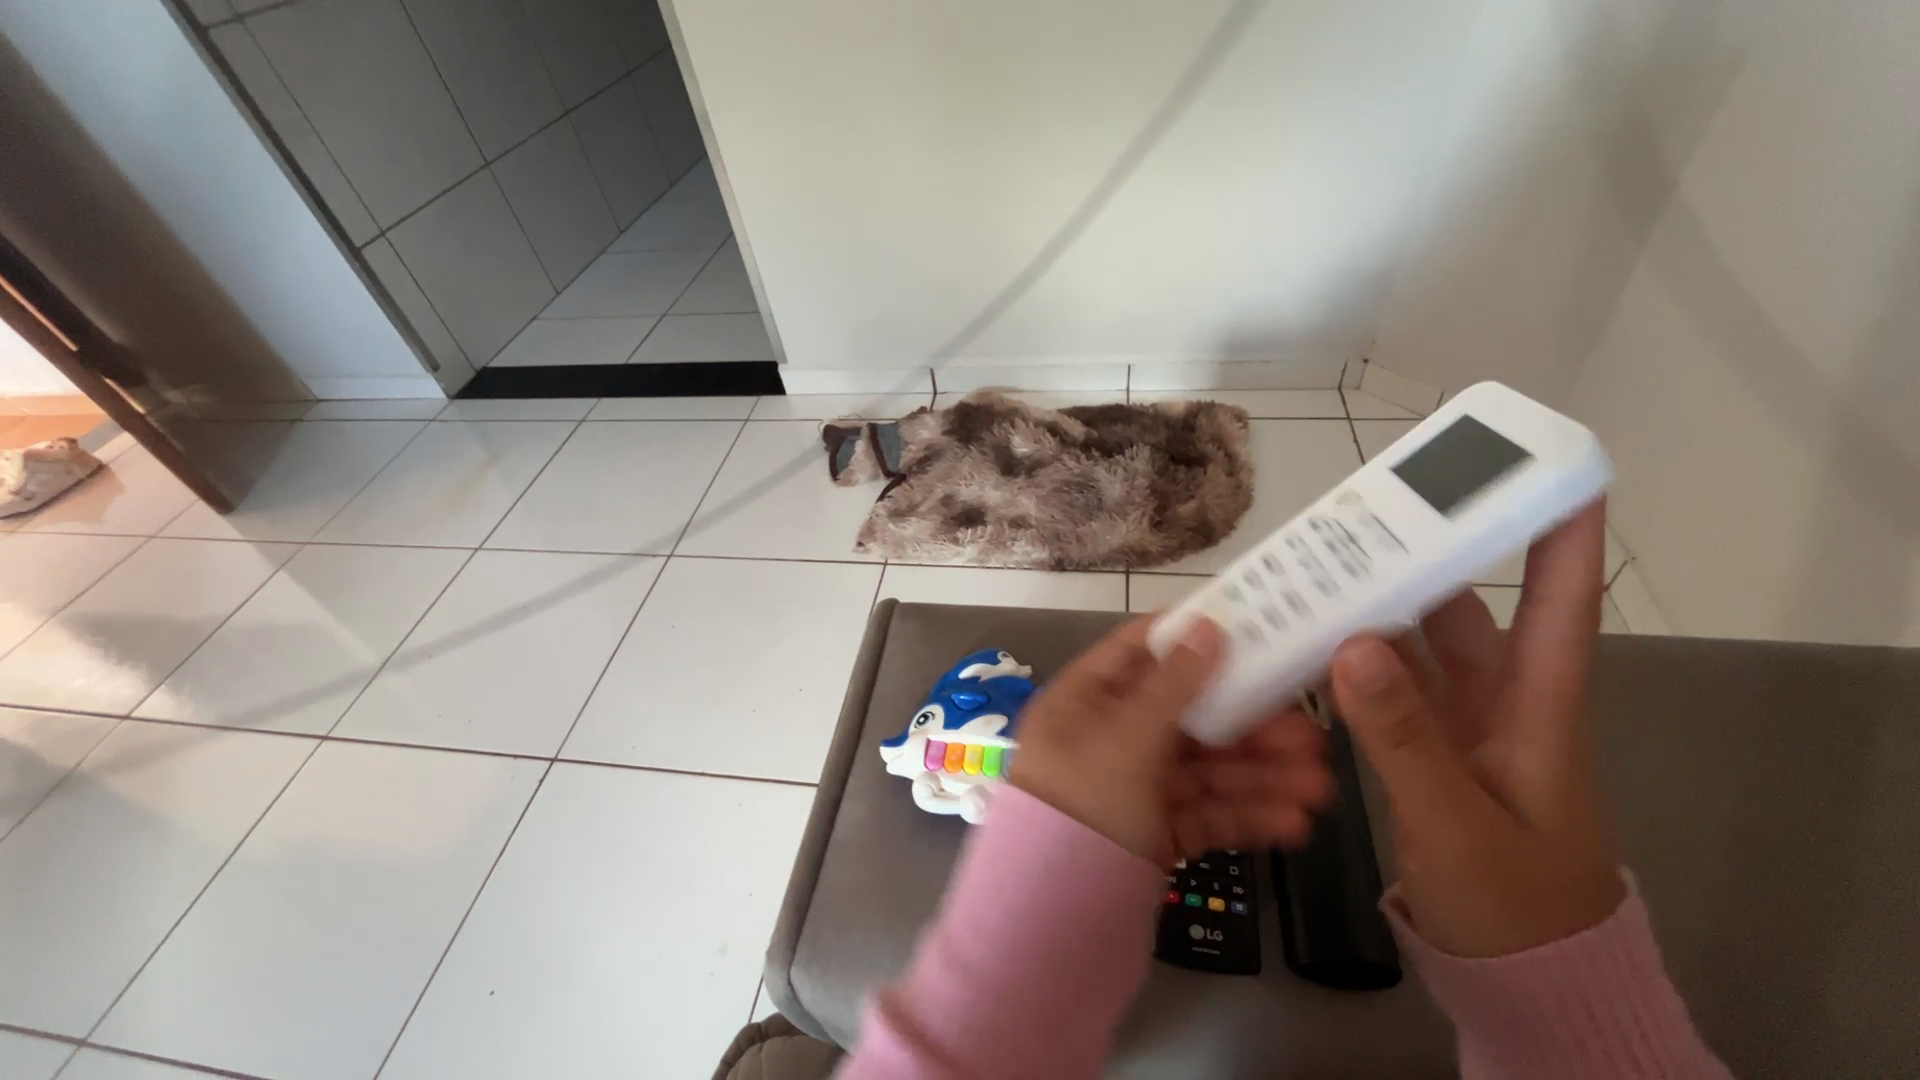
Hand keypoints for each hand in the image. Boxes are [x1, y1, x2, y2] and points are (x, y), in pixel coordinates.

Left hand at [1010, 617, 1331, 867]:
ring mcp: (1131, 788)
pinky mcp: (1153, 834)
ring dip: (1260, 774)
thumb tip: (1209, 625)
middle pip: (1186, 716)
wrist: (1051, 921)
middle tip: (1310, 730)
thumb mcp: (1124, 738)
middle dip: (1248, 724)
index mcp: (1083, 701)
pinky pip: (1205, 814)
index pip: (1139, 652)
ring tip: (1321, 784)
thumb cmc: (1082, 807)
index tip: (1252, 630)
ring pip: (1203, 769)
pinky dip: (1245, 816)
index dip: (1191, 640)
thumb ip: (1172, 686)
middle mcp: (1106, 738)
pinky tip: (1294, 822)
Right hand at [1331, 501, 1626, 958]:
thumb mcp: (1458, 823)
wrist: (1519, 977)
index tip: (1548, 470)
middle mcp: (1499, 704)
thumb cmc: (1514, 902)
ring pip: (1417, 648)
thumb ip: (1405, 738)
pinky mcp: (1423, 754)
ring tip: (1321, 567)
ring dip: (1376, 610)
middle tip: (1370, 510)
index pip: (1561, 604)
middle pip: (1469, 611)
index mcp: (1537, 709)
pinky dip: (1351, 665)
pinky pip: (1384, 691)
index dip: (1563, 535)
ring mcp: (1457, 729)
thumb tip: (1354, 644)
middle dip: (1429, 557)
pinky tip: (1310, 645)